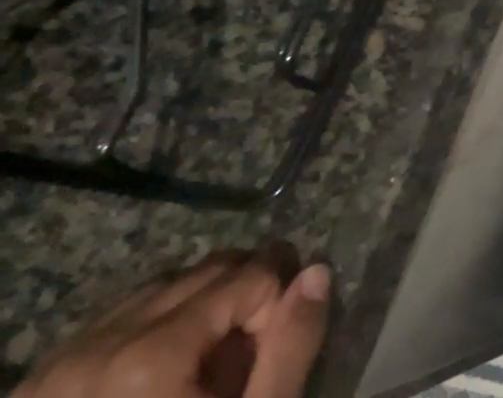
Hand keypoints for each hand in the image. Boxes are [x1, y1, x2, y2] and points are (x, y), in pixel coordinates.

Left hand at [16, 247, 330, 397]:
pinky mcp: (37, 380)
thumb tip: (315, 272)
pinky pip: (113, 318)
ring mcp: (57, 363)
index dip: (276, 307)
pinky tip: (164, 368)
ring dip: (200, 304)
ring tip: (210, 358)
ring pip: (159, 287)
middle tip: (254, 345)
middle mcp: (98, 345)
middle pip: (204, 272)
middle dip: (244, 294)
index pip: (250, 276)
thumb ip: (291, 346)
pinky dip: (153, 323)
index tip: (268, 356)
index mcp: (153, 355)